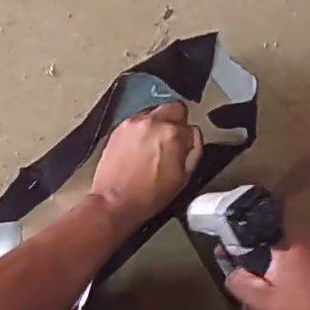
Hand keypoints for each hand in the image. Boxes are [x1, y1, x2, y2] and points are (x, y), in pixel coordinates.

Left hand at [88, 102, 203, 228]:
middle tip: (171, 142)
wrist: (114, 201)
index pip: (190, 127)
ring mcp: (133, 122)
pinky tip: (138, 149)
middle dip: (176, 122)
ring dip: (157, 125)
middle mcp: (153, 121)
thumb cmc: (149, 196)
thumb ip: (194, 152)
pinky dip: (141, 131)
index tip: (183, 152)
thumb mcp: (183, 179)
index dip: (188, 141)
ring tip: (152, 148)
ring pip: (154, 113)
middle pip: (174, 108)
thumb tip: (194, 137)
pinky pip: (137, 122)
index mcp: (173, 134)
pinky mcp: (118, 128)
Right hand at [224, 240, 309, 309]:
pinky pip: (293, 282)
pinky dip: (284, 295)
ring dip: (268, 291)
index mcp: (287, 250)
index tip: (225, 268)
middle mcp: (303, 251)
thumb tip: (232, 272)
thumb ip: (239, 282)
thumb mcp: (259, 301)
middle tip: (249, 305)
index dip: (235, 258)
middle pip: (266, 261)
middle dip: (254, 281)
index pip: (252, 245)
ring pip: (279, 274)